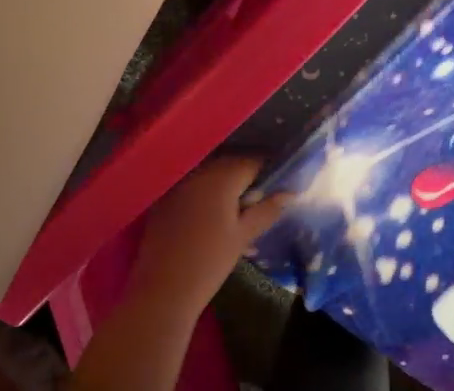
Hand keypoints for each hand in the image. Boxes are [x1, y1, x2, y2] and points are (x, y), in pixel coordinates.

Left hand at [127, 158, 290, 316]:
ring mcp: (178, 185)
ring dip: (225, 183)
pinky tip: (210, 213)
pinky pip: (191, 186)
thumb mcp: (244, 236)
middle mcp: (199, 172)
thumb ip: (268, 210)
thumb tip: (290, 193)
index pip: (253, 160)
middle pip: (230, 163)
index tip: (279, 182)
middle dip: (246, 175)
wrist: (162, 292)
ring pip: (210, 173)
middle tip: (260, 196)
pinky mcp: (164, 200)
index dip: (269, 169)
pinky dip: (204, 192)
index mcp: (222, 177)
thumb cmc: (209, 263)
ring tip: (236, 206)